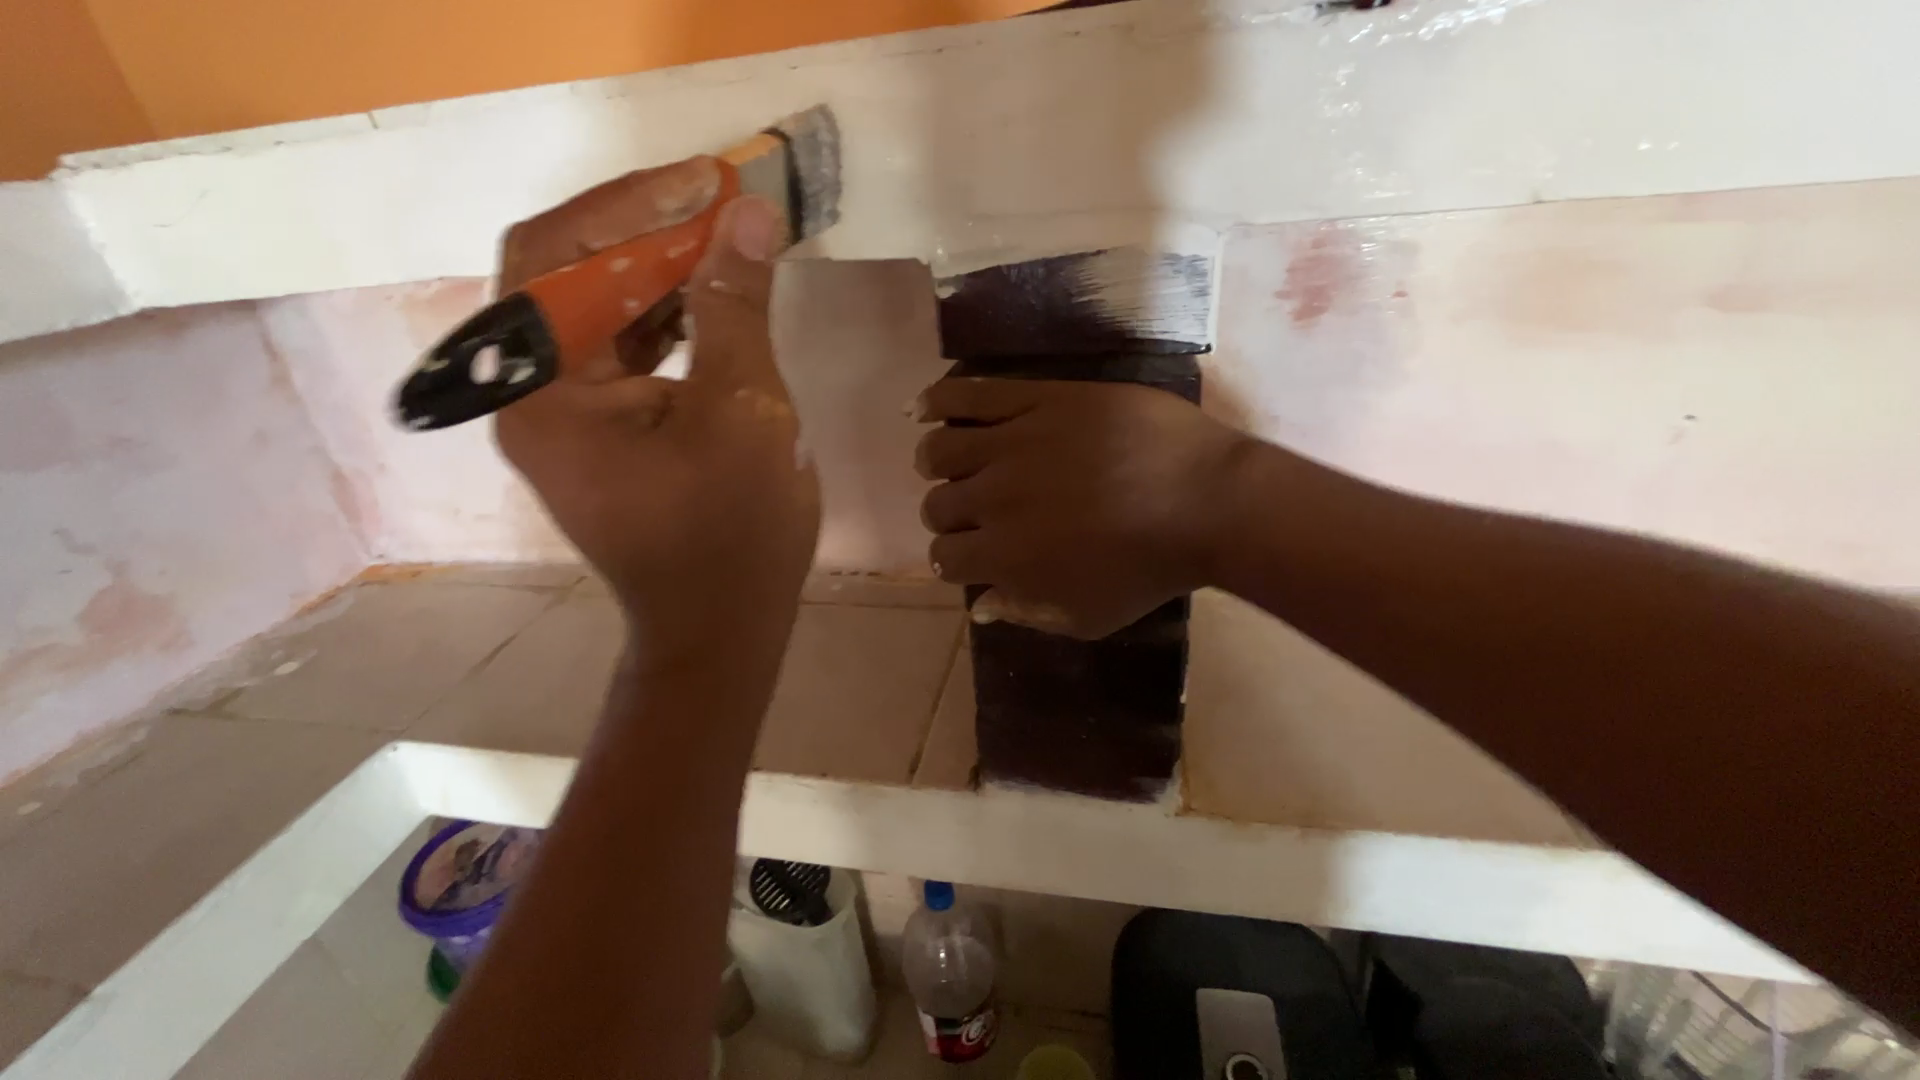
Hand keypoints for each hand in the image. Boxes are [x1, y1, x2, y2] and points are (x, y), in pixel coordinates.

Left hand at [494, 183, 819, 662]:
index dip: (626, 204)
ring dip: (663, 273)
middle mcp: (533, 396)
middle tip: (726, 207)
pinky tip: (720, 302)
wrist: (720, 632)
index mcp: (542, 391)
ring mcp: (566, 417)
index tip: (704, 184)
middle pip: (572, 278)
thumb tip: (748, 214)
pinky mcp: (602, 434)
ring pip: (601, 313)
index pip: (552, 255)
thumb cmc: (730, 534)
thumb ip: (737, 307)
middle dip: (650, 234)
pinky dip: (668, 319)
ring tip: (732, 243)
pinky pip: (623, 353)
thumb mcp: (743, 412)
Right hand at [914, 378, 1252, 637]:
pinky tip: (926, 407)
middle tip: (971, 508)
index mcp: (1003, 556)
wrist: (1207, 501)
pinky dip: (938, 400)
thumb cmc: (1152, 569)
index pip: (945, 557)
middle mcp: (993, 499)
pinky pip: (970, 394)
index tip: (969, 552)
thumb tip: (980, 607)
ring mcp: (1013, 444)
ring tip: (945, 460)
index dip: (953, 557)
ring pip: (941, 450)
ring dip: (935, 462)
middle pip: (938, 506)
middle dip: (947, 513)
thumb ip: (1027, 613)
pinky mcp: (1037, 401)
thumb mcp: (1090, 616)